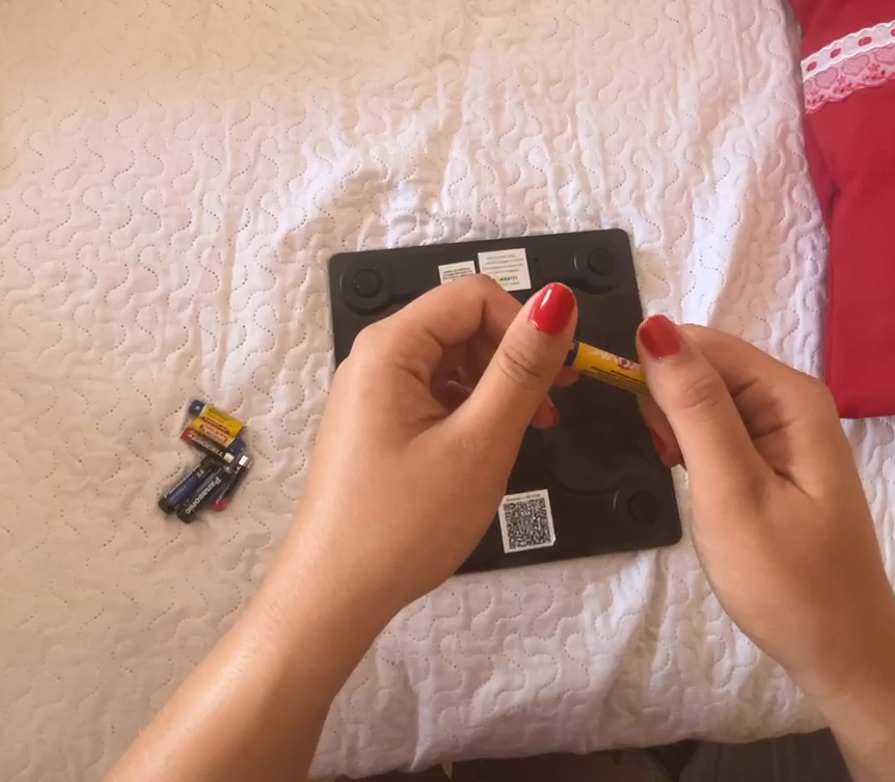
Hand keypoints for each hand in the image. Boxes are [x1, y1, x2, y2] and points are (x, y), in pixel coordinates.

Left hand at [266, 275, 579, 631]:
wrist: (334, 597)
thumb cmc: (406, 522)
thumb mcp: (479, 443)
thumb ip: (521, 368)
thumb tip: (558, 298)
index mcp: (391, 346)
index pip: (473, 296)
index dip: (524, 324)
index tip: (561, 374)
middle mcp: (377, 356)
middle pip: (461, 324)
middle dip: (512, 356)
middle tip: (553, 406)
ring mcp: (374, 390)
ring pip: (452, 359)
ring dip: (497, 384)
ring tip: (528, 430)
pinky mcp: (378, 421)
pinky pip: (435, 391)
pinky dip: (472, 408)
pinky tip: (490, 444)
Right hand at [634, 319, 894, 704]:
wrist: (840, 655)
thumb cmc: (786, 579)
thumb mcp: (731, 490)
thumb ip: (693, 406)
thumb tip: (653, 327)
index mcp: (789, 395)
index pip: (701, 342)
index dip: (656, 366)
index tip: (636, 417)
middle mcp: (788, 397)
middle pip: (702, 363)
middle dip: (666, 397)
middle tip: (667, 457)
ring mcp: (781, 426)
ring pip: (701, 392)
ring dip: (674, 422)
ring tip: (678, 470)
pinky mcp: (769, 452)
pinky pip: (714, 421)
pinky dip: (689, 442)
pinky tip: (690, 474)